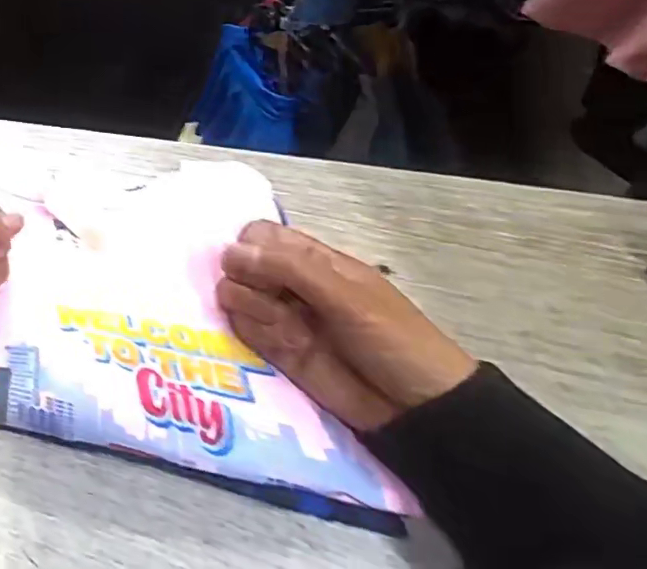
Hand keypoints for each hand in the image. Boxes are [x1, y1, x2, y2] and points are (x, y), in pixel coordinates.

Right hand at [217, 221, 476, 430]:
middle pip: (240, 264)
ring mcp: (282, 316)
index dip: (247, 245)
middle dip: (244, 277)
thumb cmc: (392, 338)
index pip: (259, 235)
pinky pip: (244, 331)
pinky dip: (253, 333)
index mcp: (311, 259)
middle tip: (270, 297)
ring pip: (236, 296)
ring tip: (283, 328)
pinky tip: (280, 344)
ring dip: (250, 307)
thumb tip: (228, 252)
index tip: (250, 265)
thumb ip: (288, 268)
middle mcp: (289, 282)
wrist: (418, 411)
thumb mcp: (345, 295)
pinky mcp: (277, 351)